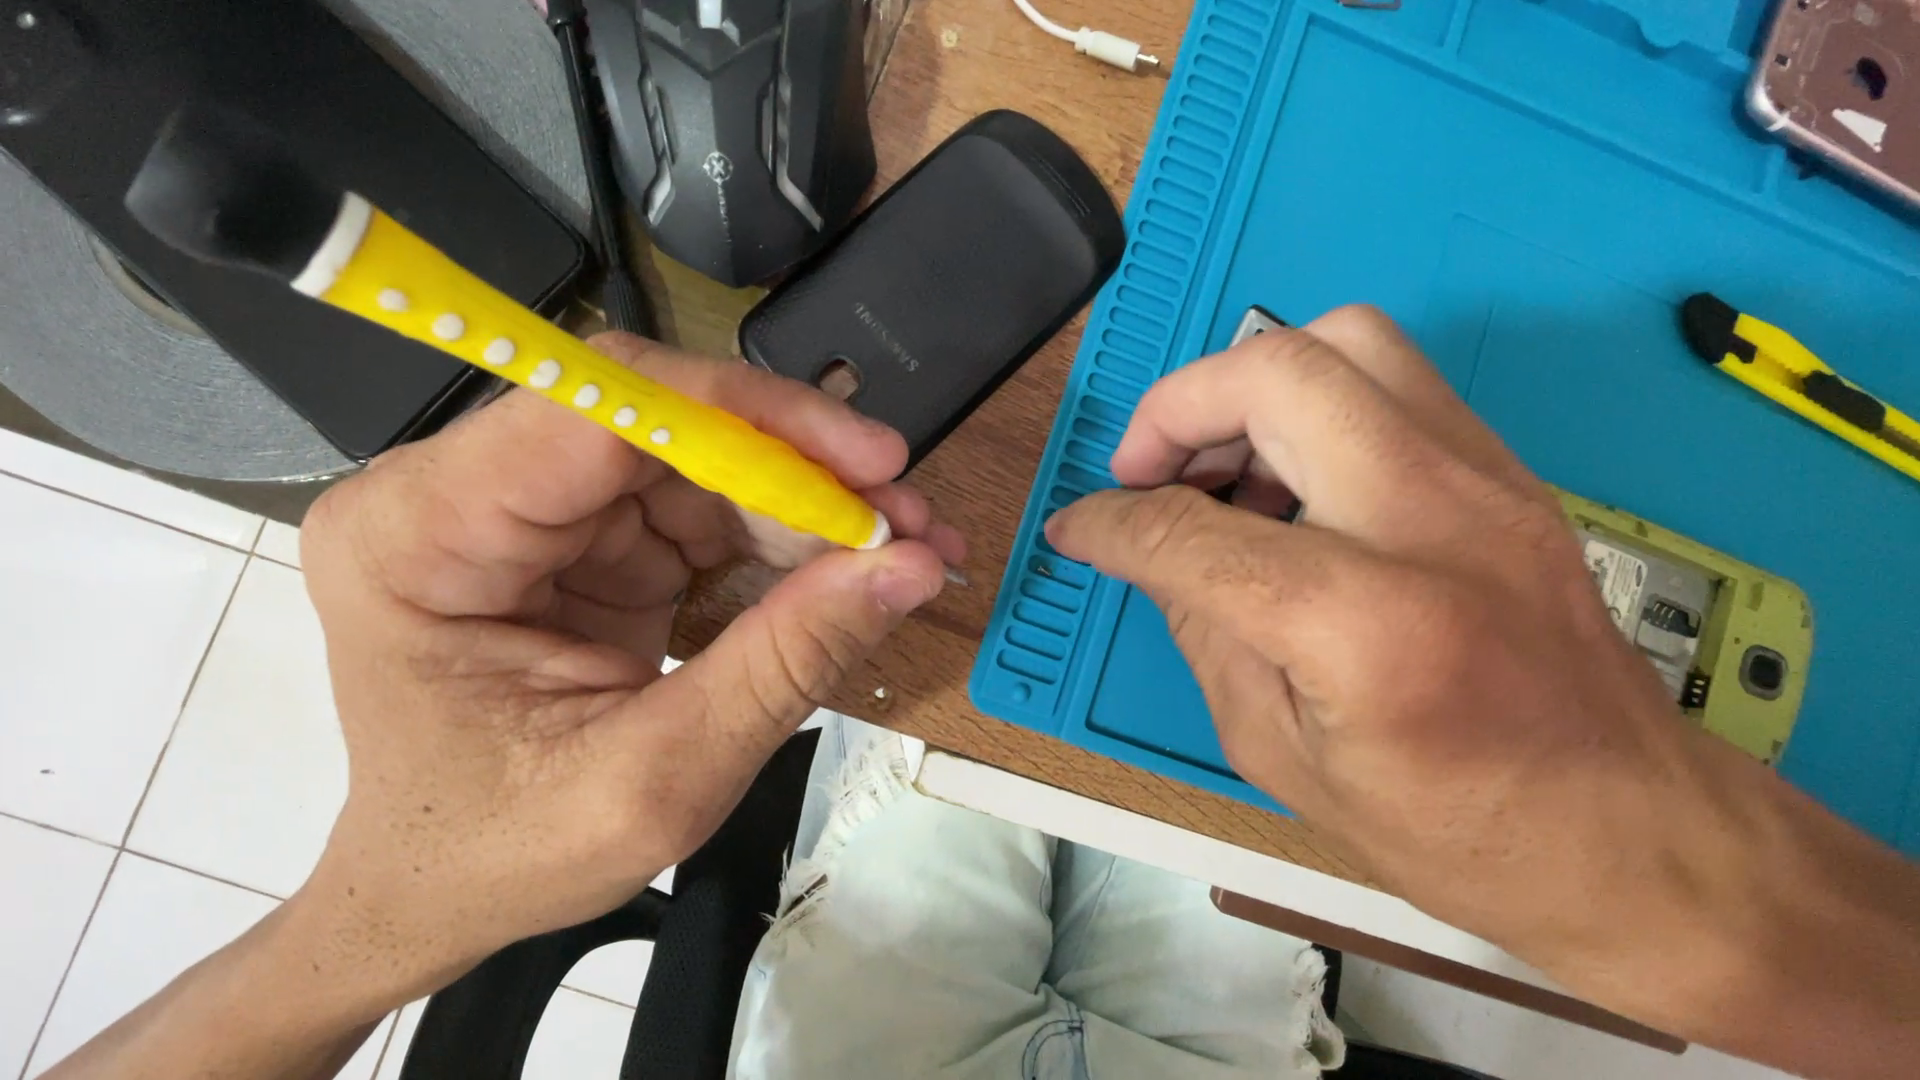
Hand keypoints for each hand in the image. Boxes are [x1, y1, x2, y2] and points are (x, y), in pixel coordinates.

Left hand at [293, 332, 963, 1003]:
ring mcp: (535, 511)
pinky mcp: (586, 541)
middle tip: (913, 524)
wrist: (427, 898)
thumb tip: (911, 566)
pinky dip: (786, 541)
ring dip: (812, 507)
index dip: (758, 417)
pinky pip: (705, 513)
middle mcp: (470, 491)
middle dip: (805, 473)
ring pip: (704, 467)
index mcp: (428, 531)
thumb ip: (785, 663)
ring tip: (906, 551)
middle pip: (668, 429)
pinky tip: (851, 572)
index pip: (608, 409)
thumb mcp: (657, 778)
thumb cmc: (499, 858)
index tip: (876, 462)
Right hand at [1045, 307, 1919, 1071]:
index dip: (1110, 524)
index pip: (1193, 532)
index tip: (1077, 528)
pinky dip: (1309, 405)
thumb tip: (1147, 548)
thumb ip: (1199, 626)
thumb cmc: (1442, 826)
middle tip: (1146, 472)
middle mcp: (1432, 519)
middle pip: (1277, 374)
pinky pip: (1389, 381)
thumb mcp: (1274, 747)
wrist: (1629, 833)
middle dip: (1178, 407)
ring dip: (1249, 388)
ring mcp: (1486, 479)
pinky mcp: (1506, 472)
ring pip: (1345, 341)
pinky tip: (1285, 483)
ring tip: (1216, 468)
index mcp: (1363, 623)